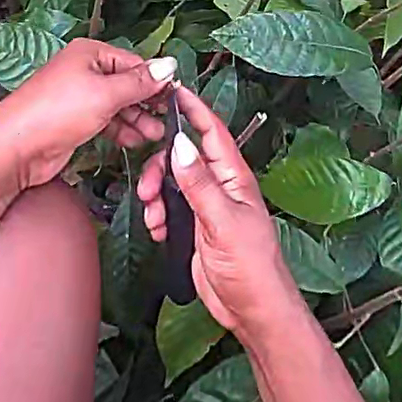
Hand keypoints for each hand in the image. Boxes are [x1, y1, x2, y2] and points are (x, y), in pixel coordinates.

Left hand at [0, 38, 173, 188]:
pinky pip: (106, 120)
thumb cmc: (56, 112)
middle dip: (148, 103)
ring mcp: (79, 96)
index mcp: (91, 53)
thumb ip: (140, 82)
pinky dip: (121, 129)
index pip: (134, 63)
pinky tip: (135, 140)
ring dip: (137, 119)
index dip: (156, 81)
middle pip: (127, 84)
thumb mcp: (106, 94)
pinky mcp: (75, 120)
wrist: (14, 149)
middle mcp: (85, 70)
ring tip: (156, 135)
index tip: (175, 98)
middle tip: (168, 119)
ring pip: (118, 104)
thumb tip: (170, 65)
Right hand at [137, 85, 298, 335]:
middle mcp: (220, 185)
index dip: (194, 109)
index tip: (174, 91)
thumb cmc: (251, 266)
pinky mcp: (196, 226)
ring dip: (156, 194)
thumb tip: (180, 145)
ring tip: (154, 214)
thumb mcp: (222, 222)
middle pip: (184, 156)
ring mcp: (207, 205)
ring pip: (173, 182)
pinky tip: (159, 229)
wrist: (253, 310)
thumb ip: (199, 184)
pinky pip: (170, 207)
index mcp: (233, 176)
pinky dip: (158, 214)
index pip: (212, 131)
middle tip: (148, 187)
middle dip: (160, 166)